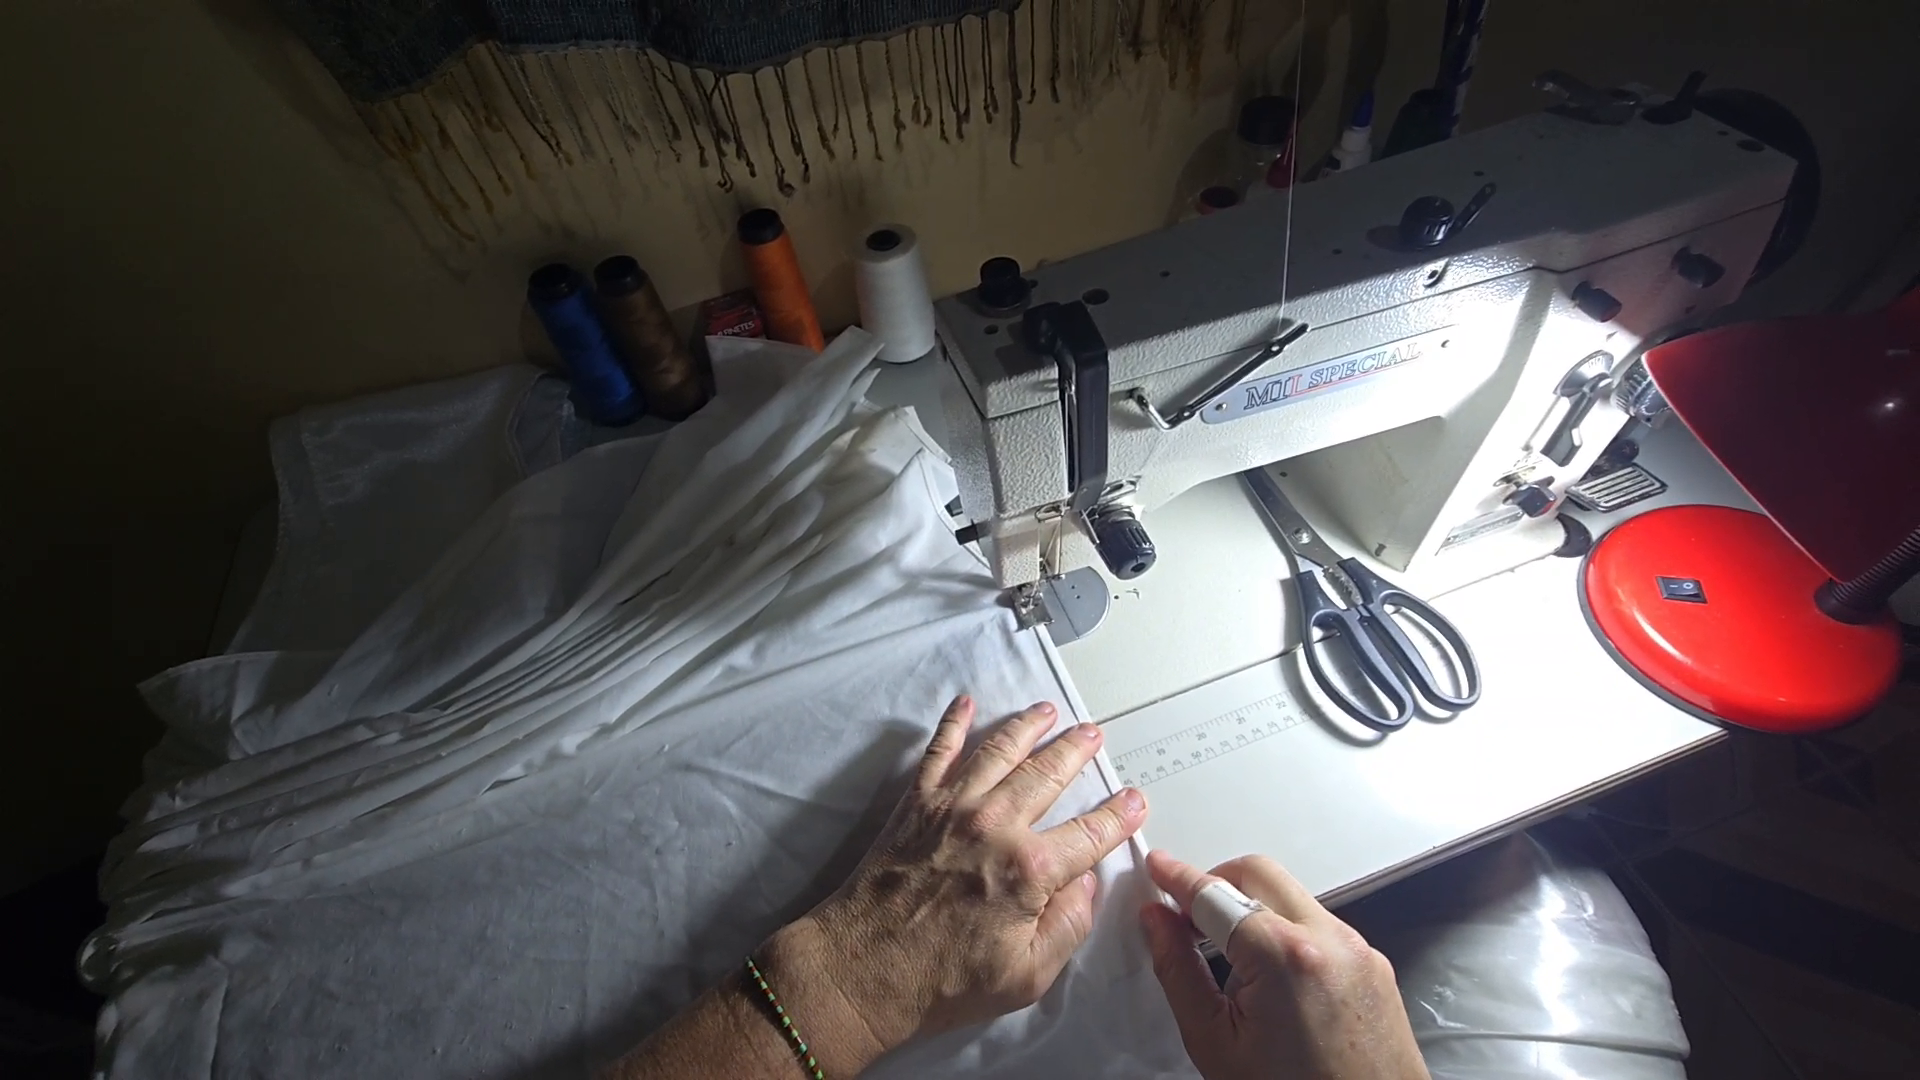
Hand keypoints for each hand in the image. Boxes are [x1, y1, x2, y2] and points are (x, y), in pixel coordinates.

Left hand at [761, 696, 1147, 1071]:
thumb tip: (1088, 881)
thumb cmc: (944, 981)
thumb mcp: (1026, 977)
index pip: (1089, 834)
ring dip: (1028, 725)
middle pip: (1048, 774)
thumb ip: (1068, 925)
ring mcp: (954, 804)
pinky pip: (940, 748)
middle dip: (1076, 750)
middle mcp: (995, 824)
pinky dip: (954, 722)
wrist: (862, 969)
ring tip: (1048, 710)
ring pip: (1001, 749)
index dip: (1119, 815)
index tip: (1135, 798)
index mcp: (1028, 870)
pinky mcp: (918, 799)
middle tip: (1093, 733)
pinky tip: (965, 702)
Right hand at [1140, 851, 1429, 1079]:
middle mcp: (1328, 939)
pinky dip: (1284, 929)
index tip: (1158, 866)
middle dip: (1217, 879)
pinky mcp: (1374, 964)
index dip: (1177, 877)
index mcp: (1283, 956)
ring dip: (1251, 906)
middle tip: (1189, 912)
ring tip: (1232, 956)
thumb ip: (1178, 970)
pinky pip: (1316, 923)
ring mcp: (1357, 950)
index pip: (1214, 893)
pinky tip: (1271, 975)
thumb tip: (1156, 920)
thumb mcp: (1215, 1043)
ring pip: (1288, 894)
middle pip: (1256, 872)